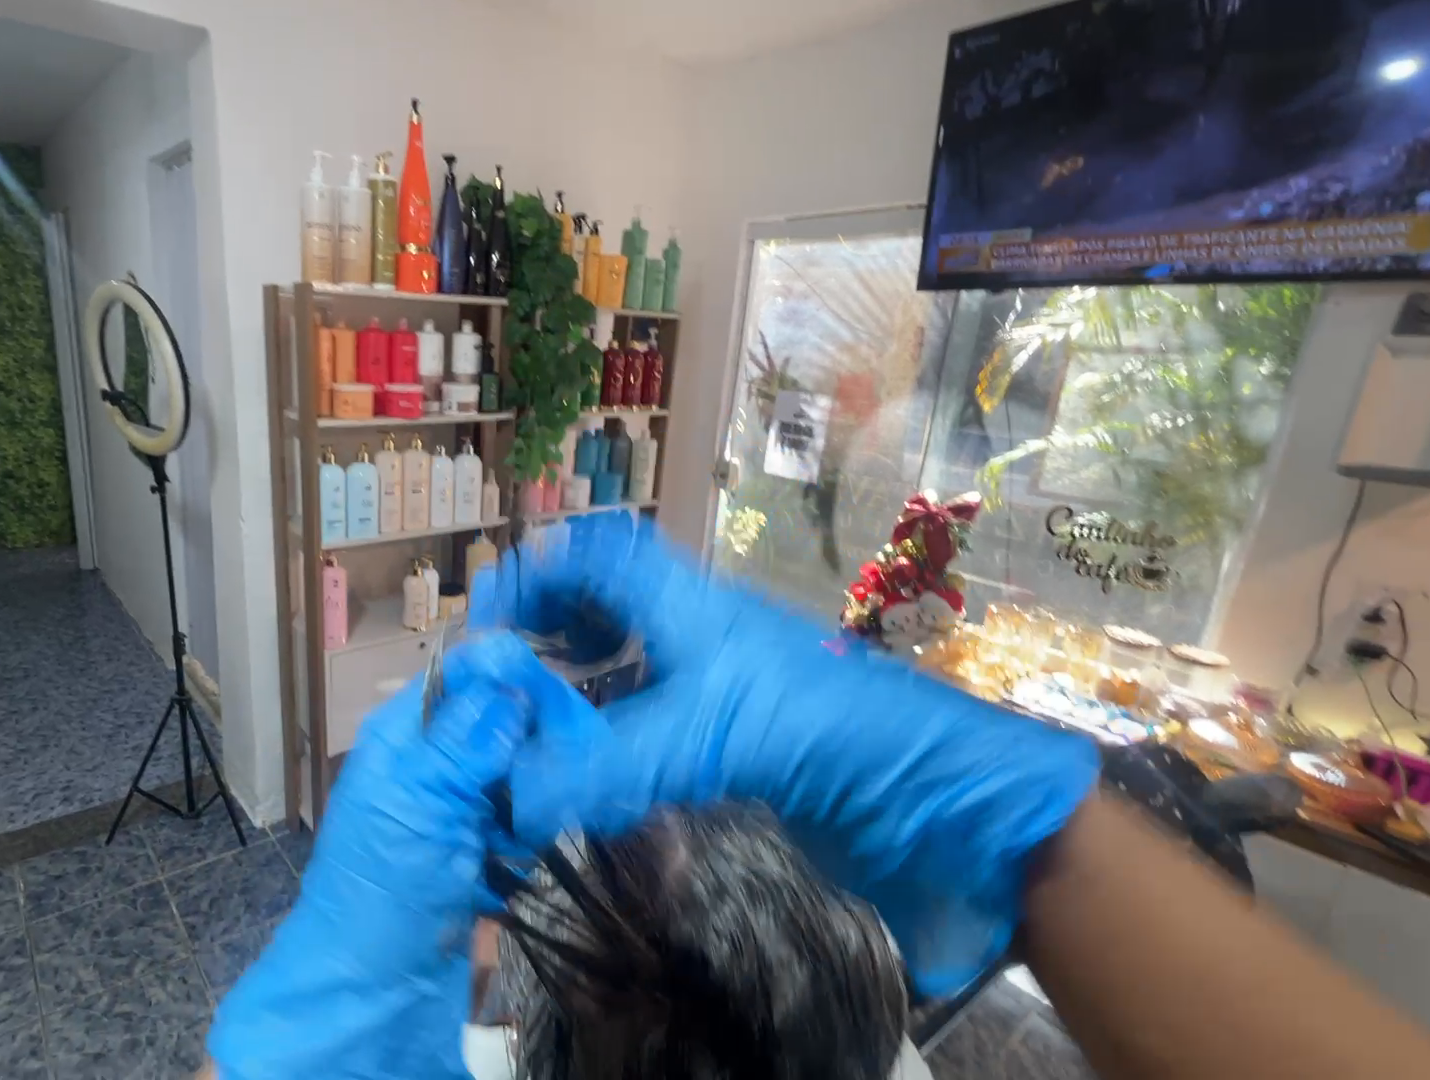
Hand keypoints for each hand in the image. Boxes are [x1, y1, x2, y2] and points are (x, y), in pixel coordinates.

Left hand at [207, 634, 541, 1079]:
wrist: (372, 994)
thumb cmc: (386, 882)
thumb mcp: (421, 798)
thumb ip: (468, 737)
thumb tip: (514, 674)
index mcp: (405, 734)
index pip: (462, 676)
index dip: (505, 673)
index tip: (553, 687)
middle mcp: (433, 759)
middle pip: (497, 719)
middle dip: (530, 737)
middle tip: (561, 757)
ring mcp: (458, 805)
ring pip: (516, 767)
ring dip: (533, 789)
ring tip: (535, 816)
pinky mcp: (481, 846)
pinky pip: (520, 815)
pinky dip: (530, 829)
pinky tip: (526, 850)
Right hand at [475, 516, 1099, 996]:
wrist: (941, 796)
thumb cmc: (830, 729)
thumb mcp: (711, 738)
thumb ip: (608, 767)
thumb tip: (508, 798)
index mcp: (687, 603)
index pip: (599, 552)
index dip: (538, 568)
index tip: (488, 614)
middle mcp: (695, 630)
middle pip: (606, 594)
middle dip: (548, 619)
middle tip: (505, 665)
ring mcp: (714, 681)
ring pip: (626, 653)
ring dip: (576, 672)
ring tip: (537, 707)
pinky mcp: (728, 731)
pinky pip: (647, 712)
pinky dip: (607, 725)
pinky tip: (591, 757)